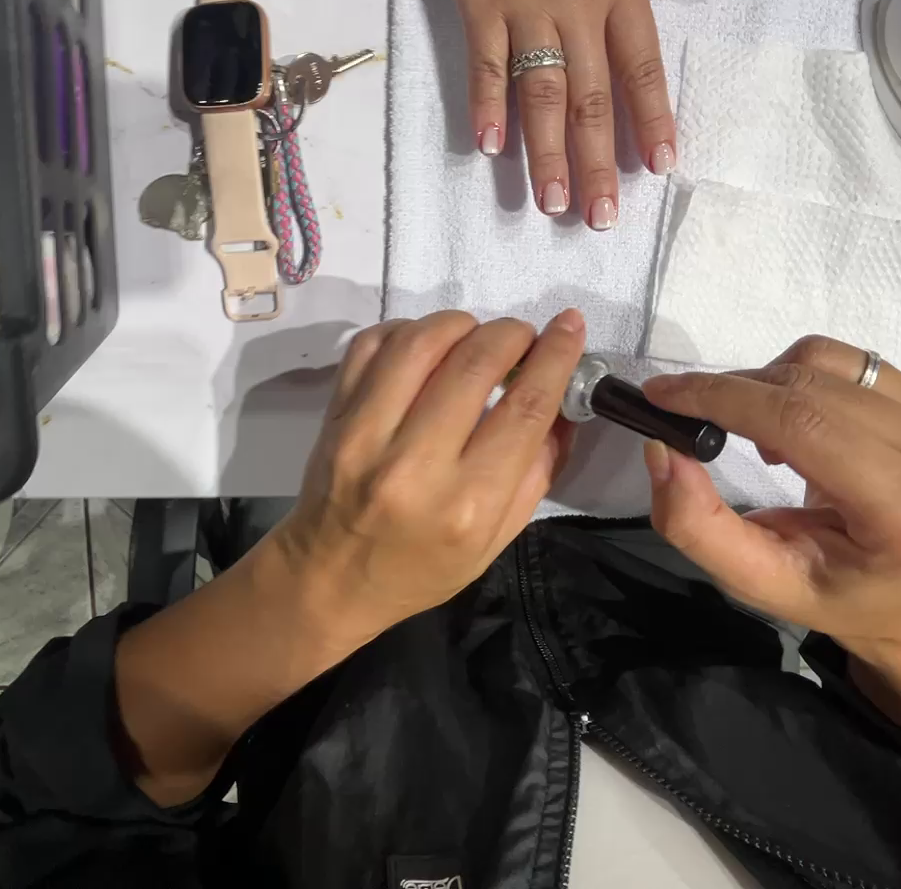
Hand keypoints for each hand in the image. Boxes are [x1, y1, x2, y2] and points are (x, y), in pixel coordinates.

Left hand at [268, 309, 586, 641]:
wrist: (330, 577)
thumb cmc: (422, 567)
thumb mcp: (497, 540)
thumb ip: (537, 469)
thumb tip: (562, 398)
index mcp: (466, 505)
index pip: (523, 408)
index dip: (555, 357)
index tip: (569, 326)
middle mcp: (414, 464)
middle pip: (474, 363)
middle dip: (510, 334)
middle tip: (521, 338)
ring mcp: (364, 434)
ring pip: (419, 342)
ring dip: (459, 323)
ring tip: (474, 336)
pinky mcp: (334, 413)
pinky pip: (372, 344)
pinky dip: (407, 329)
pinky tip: (425, 345)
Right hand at [437, 0, 749, 230]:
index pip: (642, 67)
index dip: (652, 120)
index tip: (661, 169)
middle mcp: (576, 5)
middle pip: (590, 98)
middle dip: (597, 161)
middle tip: (602, 217)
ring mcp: (524, 6)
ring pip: (539, 92)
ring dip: (546, 152)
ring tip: (552, 203)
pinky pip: (483, 61)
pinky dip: (485, 103)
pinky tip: (489, 147)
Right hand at [641, 336, 900, 744]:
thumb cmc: (835, 594)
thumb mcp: (755, 580)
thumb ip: (697, 524)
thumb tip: (661, 449)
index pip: (802, 424)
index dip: (723, 397)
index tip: (660, 394)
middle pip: (808, 387)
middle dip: (730, 389)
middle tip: (686, 413)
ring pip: (824, 362)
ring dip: (764, 384)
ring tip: (752, 432)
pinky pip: (846, 361)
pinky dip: (798, 377)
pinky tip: (795, 421)